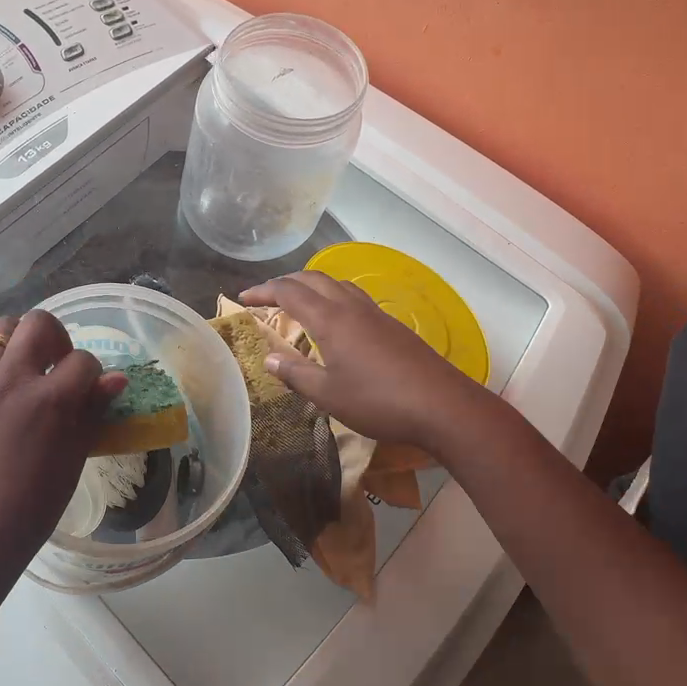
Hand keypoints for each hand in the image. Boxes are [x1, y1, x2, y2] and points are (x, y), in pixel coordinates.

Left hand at [0, 310, 126, 638]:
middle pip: (39, 323)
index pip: (82, 360)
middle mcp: (13, 378)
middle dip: (55, 337)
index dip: (90, 373)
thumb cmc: (30, 508)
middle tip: (54, 363)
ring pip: (1, 330)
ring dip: (18, 346)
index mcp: (50, 400)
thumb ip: (92, 413)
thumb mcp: (72, 460)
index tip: (87, 389)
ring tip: (21, 373)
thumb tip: (115, 379)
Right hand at [240, 271, 499, 454]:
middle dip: (285, 282)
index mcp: (330, 319)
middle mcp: (350, 307)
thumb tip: (269, 359)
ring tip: (298, 300)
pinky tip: (335, 319)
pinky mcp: (392, 326)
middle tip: (266, 295)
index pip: (288, 292)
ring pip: (336, 284)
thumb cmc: (379, 401)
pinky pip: (353, 297)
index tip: (242, 299)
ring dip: (311, 285)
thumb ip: (296, 374)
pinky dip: (332, 296)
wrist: (444, 406)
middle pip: (312, 279)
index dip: (263, 292)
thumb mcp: (329, 395)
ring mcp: (375, 314)